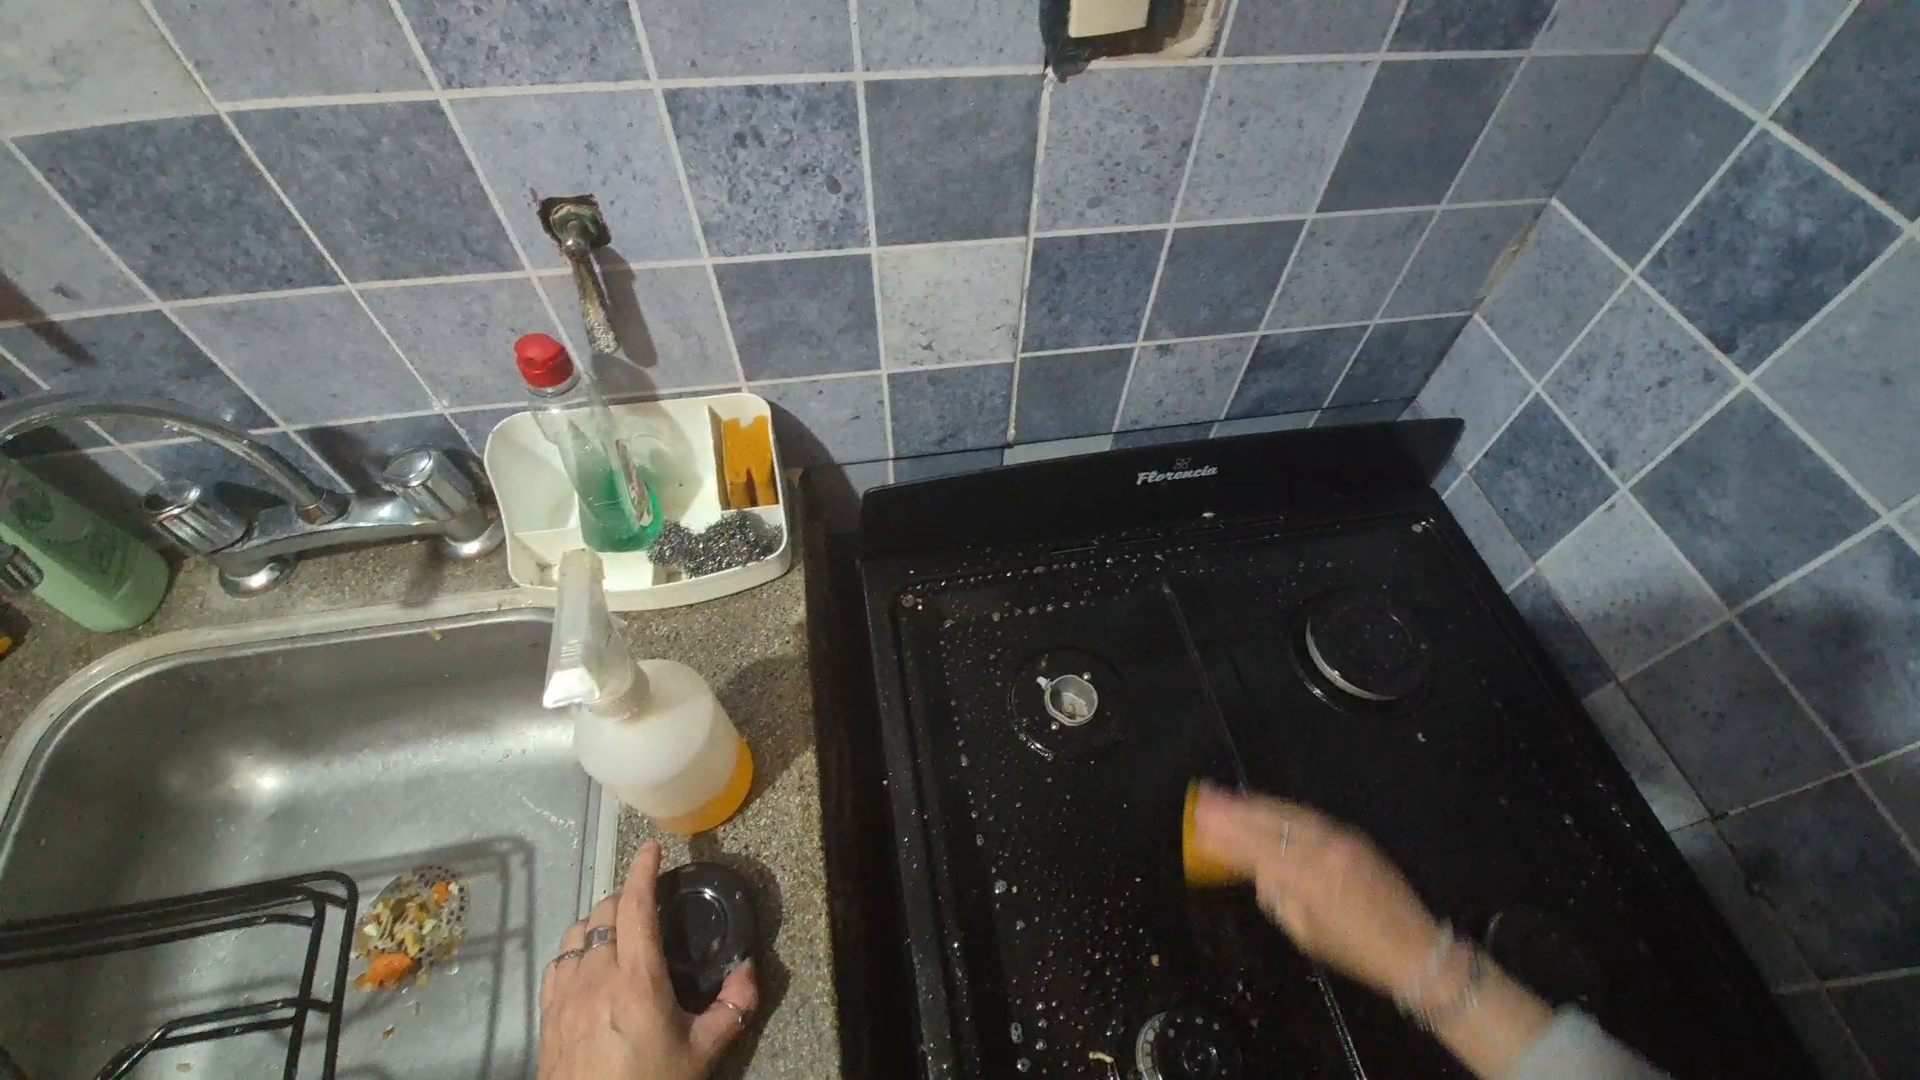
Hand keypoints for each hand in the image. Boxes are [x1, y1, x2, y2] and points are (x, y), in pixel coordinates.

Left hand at [538, 841, 758, 1079]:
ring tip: (618, 931)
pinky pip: (557, 964)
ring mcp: (565, 998)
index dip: (643, 870)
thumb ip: (734, 1007)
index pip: (635, 907)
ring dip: (598, 922)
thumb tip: (749, 969)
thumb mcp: (703, 1052)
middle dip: (625, 896)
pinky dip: (575, 951)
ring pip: (576, 934)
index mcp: (637, 980)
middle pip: (603, 912)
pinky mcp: (547, 1018)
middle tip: (647, 902)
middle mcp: (596, 979)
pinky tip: (589, 965)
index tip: (653, 848)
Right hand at [1189, 784, 1441, 997]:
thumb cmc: (1356, 953)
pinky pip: (1306, 814)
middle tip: (1203, 797)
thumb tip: (1256, 869)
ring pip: (1286, 811)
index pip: (1256, 849)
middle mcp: (1323, 849)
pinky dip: (1278, 807)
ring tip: (1223, 794)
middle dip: (1232, 809)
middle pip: (1268, 822)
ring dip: (1251, 802)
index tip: (1199, 823)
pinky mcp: (1350, 834)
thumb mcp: (1305, 935)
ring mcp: (1339, 837)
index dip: (1226, 835)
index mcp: (1310, 879)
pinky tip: (1261, 803)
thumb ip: (1276, 897)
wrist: (1418, 950)